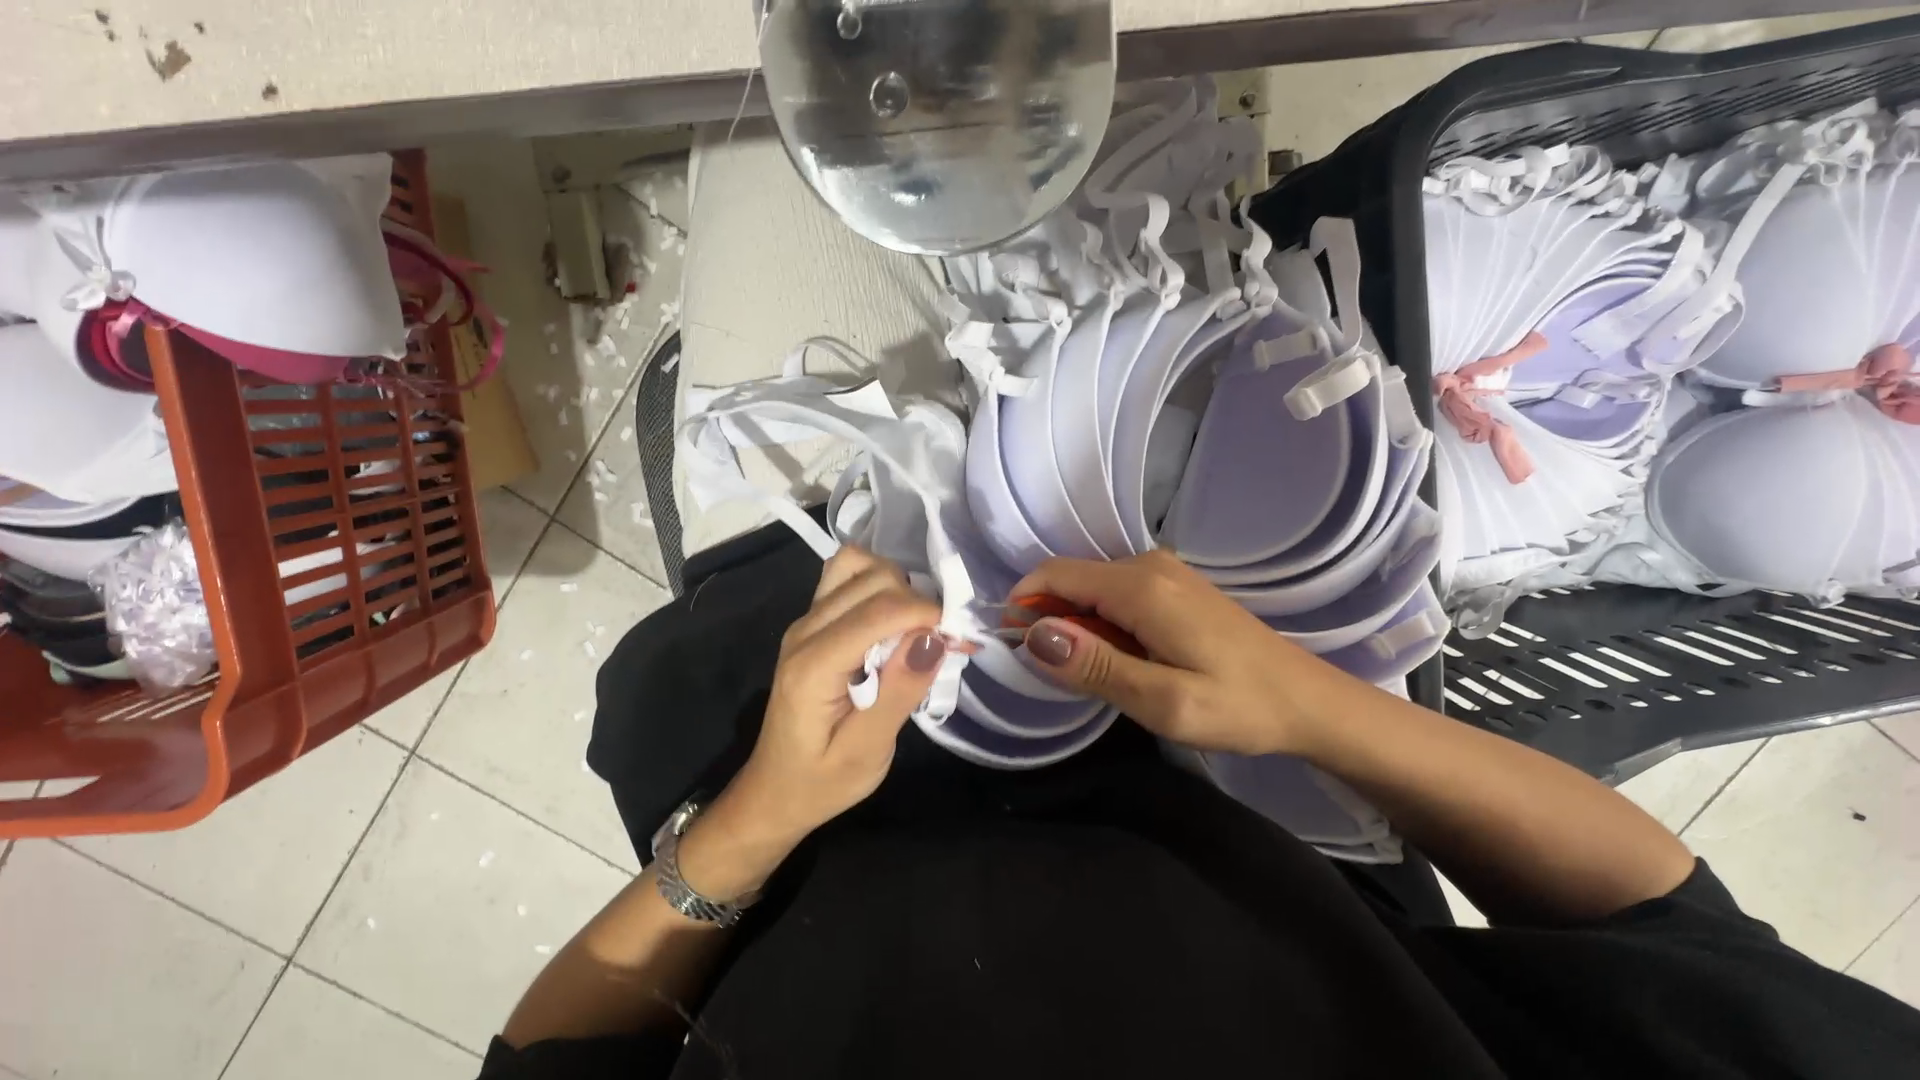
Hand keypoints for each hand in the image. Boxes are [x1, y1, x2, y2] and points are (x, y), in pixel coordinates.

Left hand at [681, 548, 947, 898]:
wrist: (776, 790)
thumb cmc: (822, 781)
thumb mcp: (867, 752)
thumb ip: (899, 693)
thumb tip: (934, 638)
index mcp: (814, 665)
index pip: (880, 610)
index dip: (927, 613)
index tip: (960, 640)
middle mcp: (805, 630)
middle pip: (872, 578)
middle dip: (916, 600)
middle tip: (941, 643)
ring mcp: (806, 621)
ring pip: (858, 565)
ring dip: (897, 586)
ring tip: (916, 630)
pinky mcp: (813, 622)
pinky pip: (848, 579)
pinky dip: (880, 586)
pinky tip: (895, 623)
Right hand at [1010, 550, 1332, 754]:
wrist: (1307, 701)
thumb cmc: (1239, 707)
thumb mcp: (1163, 702)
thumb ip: (1096, 667)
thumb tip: (1033, 636)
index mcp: (1141, 587)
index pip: (1055, 575)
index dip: (1022, 605)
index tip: (1009, 648)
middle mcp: (1148, 566)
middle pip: (1072, 580)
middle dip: (1049, 621)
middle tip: (1058, 677)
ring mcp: (1165, 573)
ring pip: (1093, 590)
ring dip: (1078, 627)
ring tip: (1095, 677)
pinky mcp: (1175, 588)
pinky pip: (1117, 596)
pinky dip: (1103, 625)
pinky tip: (1125, 663)